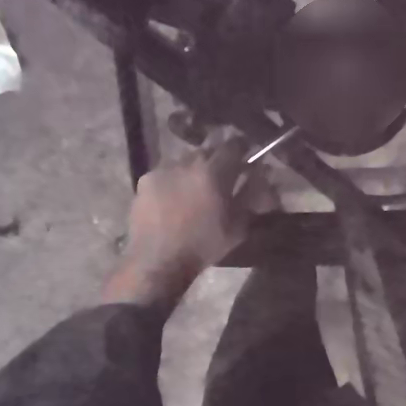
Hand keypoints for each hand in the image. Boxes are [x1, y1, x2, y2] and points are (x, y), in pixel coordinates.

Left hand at [102, 137, 250, 310]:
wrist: (158, 260)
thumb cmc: (203, 246)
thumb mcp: (238, 226)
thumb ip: (251, 195)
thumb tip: (260, 174)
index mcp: (214, 171)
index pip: (234, 145)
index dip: (242, 149)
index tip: (246, 157)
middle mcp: (188, 162)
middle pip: (207, 151)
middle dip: (216, 161)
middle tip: (219, 179)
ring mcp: (163, 169)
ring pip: (184, 161)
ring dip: (192, 171)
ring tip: (192, 191)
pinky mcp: (145, 180)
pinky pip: (164, 173)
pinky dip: (171, 181)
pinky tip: (171, 199)